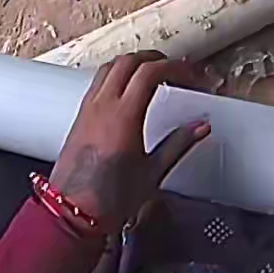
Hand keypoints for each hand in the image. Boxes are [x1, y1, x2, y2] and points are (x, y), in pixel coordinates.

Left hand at [50, 51, 209, 227]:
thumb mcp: (152, 172)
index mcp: (123, 116)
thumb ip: (178, 143)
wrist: (71, 213)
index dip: (174, 67)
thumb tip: (201, 126)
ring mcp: (87, 108)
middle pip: (128, 62)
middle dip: (154, 59)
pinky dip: (116, 74)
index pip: (149, 73)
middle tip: (175, 69)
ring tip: (154, 74)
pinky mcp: (79, 115)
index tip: (191, 74)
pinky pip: (98, 81)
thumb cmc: (111, 198)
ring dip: (133, 63)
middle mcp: (102, 105)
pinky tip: (128, 89)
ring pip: (109, 67)